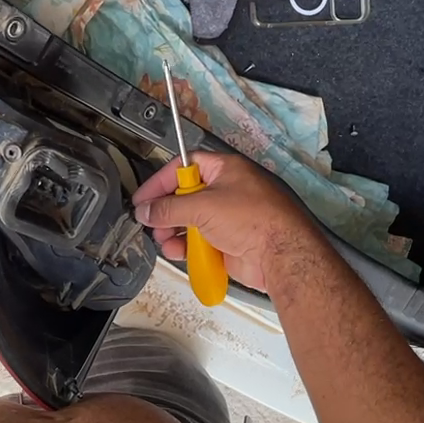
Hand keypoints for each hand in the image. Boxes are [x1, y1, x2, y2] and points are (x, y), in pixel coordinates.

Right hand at [131, 151, 325, 294]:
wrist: (280, 255)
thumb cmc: (256, 220)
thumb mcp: (202, 206)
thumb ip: (168, 208)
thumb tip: (147, 210)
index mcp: (224, 170)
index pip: (184, 167)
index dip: (161, 181)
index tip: (144, 197)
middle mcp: (227, 191)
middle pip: (184, 197)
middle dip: (166, 212)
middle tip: (153, 222)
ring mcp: (228, 218)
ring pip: (190, 222)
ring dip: (174, 232)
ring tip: (165, 240)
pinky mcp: (227, 242)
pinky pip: (199, 242)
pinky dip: (187, 248)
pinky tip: (180, 252)